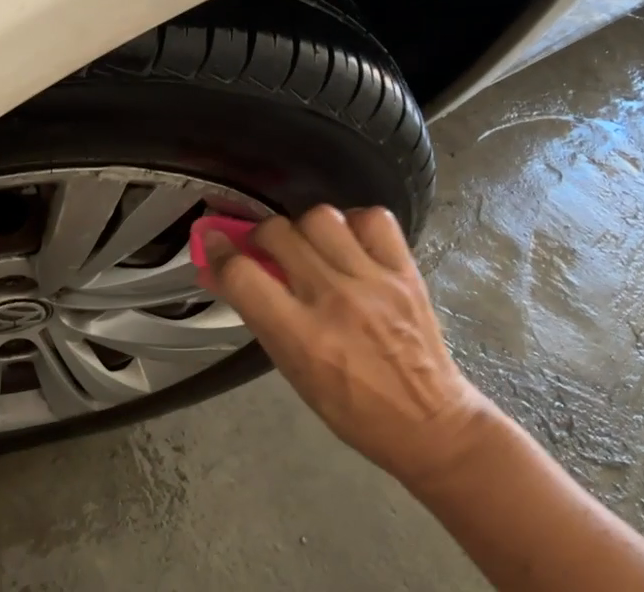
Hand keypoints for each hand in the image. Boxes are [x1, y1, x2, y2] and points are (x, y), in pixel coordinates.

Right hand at [203, 205, 499, 485]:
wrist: (429, 425)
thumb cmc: (348, 407)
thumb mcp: (289, 367)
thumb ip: (254, 312)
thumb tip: (215, 269)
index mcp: (300, 336)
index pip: (241, 273)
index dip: (218, 251)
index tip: (214, 243)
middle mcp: (335, 301)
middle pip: (277, 233)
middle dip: (260, 236)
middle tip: (266, 251)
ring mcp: (374, 282)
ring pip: (320, 217)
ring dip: (304, 228)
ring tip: (310, 247)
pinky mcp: (406, 273)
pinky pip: (373, 219)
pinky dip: (354, 223)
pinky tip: (349, 244)